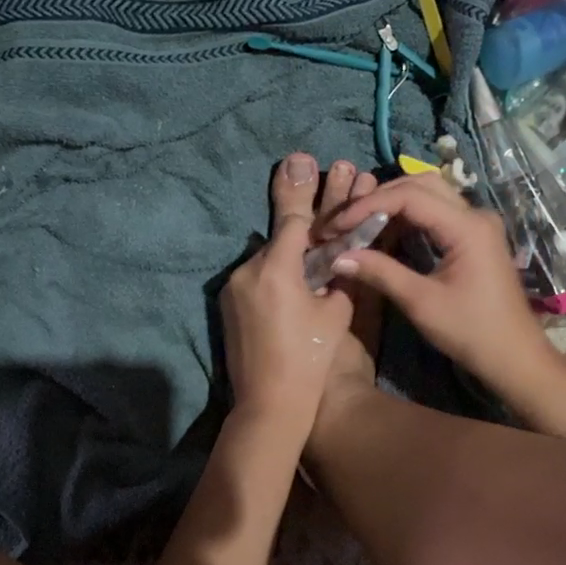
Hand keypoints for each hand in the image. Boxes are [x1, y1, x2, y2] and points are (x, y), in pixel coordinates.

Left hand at [221, 154, 355, 430]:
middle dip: (300, 216)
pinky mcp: (228, 304)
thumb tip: (337, 254)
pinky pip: (257, 278)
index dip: (304, 190)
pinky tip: (291, 283)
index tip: (302, 159)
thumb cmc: (310, 360)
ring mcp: (233, 288)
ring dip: (287, 253)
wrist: (269, 405)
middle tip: (302, 167)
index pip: (294, 221)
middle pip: (279, 237)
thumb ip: (336, 274)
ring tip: (309, 251)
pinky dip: (275, 273)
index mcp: (276, 270)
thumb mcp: (336, 313)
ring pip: (267, 259)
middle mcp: (247, 271)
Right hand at [318, 173, 558, 394]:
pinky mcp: (474, 237)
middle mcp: (474, 215)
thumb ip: (381, 273)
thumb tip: (338, 257)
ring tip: (358, 224)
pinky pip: (436, 213)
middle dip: (378, 198)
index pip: (409, 197)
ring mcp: (477, 224)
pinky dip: (407, 217)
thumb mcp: (421, 303)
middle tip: (344, 220)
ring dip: (392, 204)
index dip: (368, 206)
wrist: (514, 356)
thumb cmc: (471, 331)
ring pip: (428, 195)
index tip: (337, 226)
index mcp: (467, 227)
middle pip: (420, 185)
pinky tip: (383, 233)